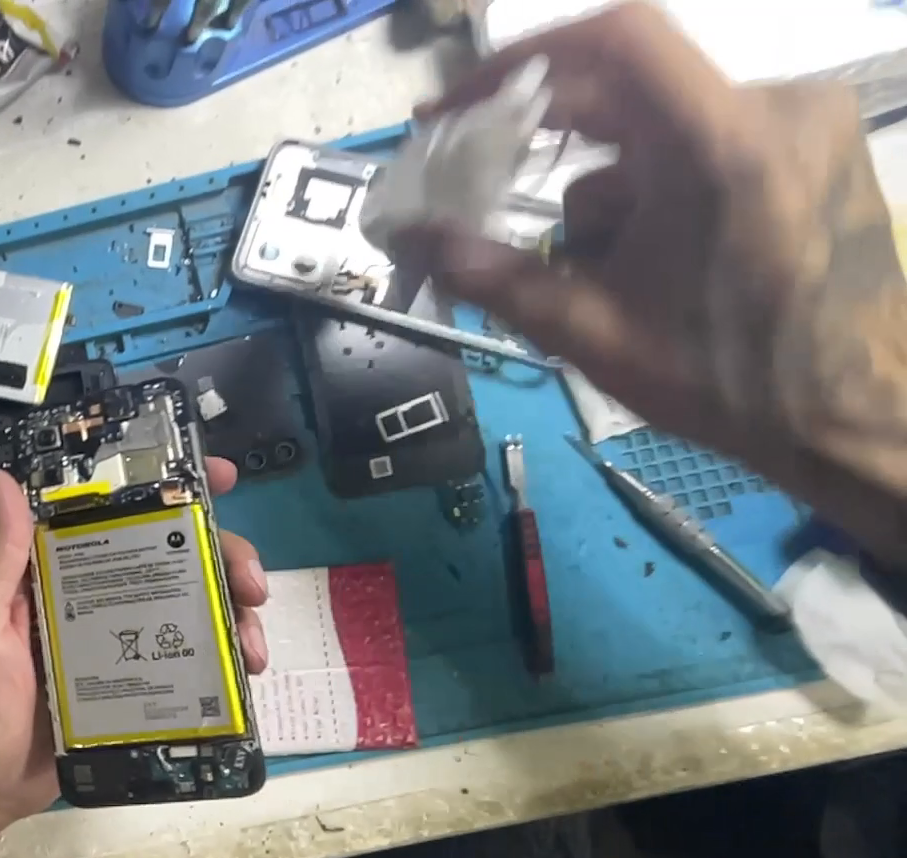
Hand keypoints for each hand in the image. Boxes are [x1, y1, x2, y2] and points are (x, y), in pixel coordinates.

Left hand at [0, 459, 270, 840]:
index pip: (112, 516)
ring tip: (252, 637)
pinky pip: (188, 659)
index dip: (165, 491)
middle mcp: (94, 597)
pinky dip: (223, 657)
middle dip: (222, 556)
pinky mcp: (137, 684)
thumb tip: (2, 480)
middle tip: (250, 581)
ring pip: (190, 605)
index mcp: (54, 573)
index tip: (219, 478)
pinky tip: (245, 670)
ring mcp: (120, 641)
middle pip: (169, 557)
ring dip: (232, 609)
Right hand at [397, 3, 906, 559]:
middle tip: (479, 195)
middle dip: (541, 154)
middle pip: (621, 97)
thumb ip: (486, 275)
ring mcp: (798, 127)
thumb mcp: (581, 328)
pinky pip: (691, 151)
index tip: (456, 105)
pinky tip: (641, 266)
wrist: (853, 410)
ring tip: (593, 280)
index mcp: (717, 143)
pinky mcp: (805, 154)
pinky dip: (640, 200)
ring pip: (649, 137)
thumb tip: (407, 236)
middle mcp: (770, 109)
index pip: (616, 43)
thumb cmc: (717, 373)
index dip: (521, 58)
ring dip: (596, 199)